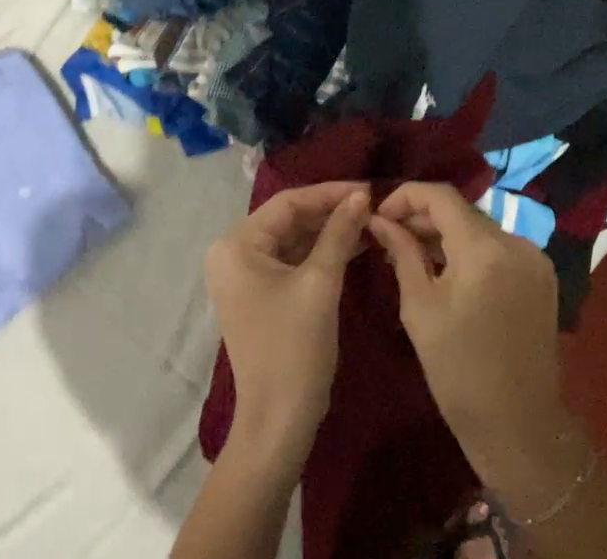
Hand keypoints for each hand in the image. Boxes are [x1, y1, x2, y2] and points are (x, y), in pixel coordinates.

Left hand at [204, 181, 370, 452]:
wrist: (278, 418)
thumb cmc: (295, 347)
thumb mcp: (320, 284)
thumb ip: (339, 234)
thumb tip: (361, 195)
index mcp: (236, 244)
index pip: (287, 203)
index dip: (330, 193)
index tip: (370, 188)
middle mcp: (231, 252)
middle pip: (288, 219)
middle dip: (331, 212)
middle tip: (374, 206)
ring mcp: (242, 275)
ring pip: (291, 239)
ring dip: (329, 232)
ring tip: (371, 222)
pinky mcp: (257, 293)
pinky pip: (290, 261)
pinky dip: (320, 254)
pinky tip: (355, 245)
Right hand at [365, 182, 564, 446]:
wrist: (516, 424)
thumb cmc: (457, 370)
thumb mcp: (419, 307)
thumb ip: (402, 253)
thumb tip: (380, 220)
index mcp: (485, 249)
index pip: (440, 196)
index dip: (405, 196)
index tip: (378, 215)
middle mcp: (517, 243)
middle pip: (462, 211)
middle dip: (422, 217)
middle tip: (388, 237)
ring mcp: (535, 260)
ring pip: (480, 229)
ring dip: (445, 234)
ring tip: (411, 255)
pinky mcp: (542, 278)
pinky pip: (498, 249)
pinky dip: (469, 251)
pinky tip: (446, 272)